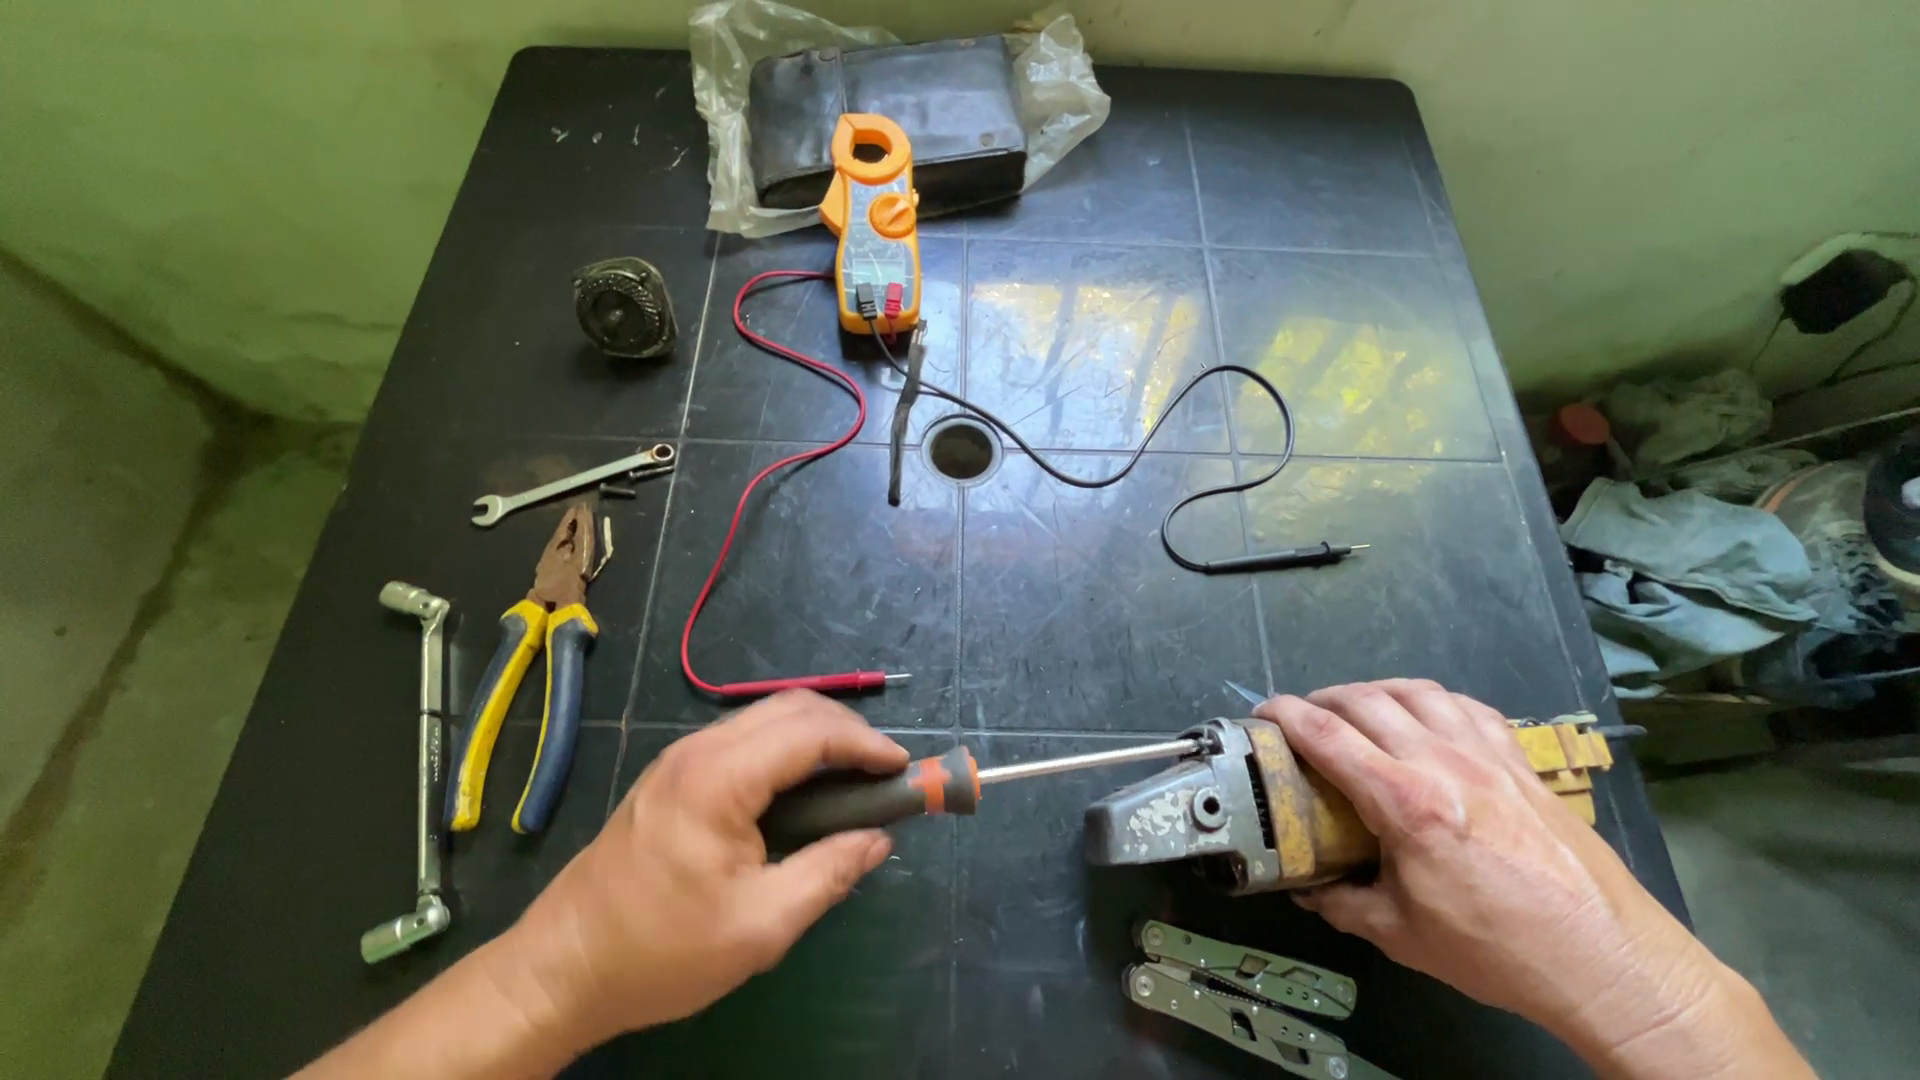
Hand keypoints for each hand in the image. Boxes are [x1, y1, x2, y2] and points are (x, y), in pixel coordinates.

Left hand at [495, 690, 907, 1048]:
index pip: (809, 731)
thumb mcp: (760, 926)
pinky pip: (746, 738)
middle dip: (847, 729)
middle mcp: (699, 750)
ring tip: (854, 777)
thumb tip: (879, 839)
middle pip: (791, 707)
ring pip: (768, 716)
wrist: (563, 967)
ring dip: (818, 734)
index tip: (902, 769)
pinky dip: (789, 746)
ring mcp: (682, 757)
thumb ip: (829, 872)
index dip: (864, 743)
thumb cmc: (662, 951)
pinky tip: (806, 784)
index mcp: (718, 779)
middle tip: (884, 772)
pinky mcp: (675, 774)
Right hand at [1255, 682, 1807, 1078]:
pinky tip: (1425, 718)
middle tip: (1301, 718)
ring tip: (1356, 709)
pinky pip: (1466, 706)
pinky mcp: (1521, 762)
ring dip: (1373, 690)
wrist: (1610, 964)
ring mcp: (1487, 755)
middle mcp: (1442, 762)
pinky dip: (1431, 700)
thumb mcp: (1400, 934)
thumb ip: (1341, 902)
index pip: (1326, 734)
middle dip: (1320, 698)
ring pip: (1416, 690)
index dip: (1284, 714)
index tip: (1261, 714)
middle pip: (1365, 700)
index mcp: (1404, 801)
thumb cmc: (1497, 951)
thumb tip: (1305, 888)